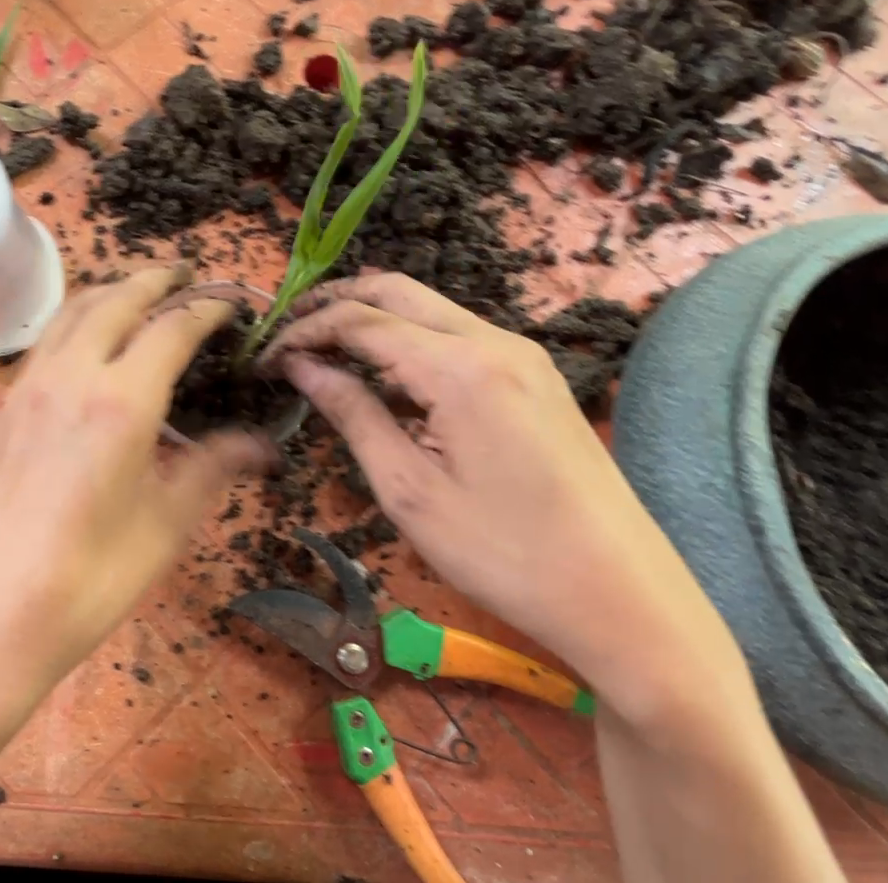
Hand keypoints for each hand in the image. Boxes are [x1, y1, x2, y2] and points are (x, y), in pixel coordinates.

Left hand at [0, 266, 274, 734]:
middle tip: (187, 277)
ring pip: (72, 312)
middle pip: (116, 300)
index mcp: (120, 401)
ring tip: (140, 293)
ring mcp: (27, 387)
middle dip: (156, 281)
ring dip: (111, 292)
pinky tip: (88, 343)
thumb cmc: (88, 578)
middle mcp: (69, 376)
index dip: (206, 309)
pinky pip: (46, 341)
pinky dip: (77, 321)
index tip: (230, 304)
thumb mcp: (164, 525)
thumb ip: (213, 468)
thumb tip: (263, 445)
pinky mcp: (3, 407)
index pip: (171, 327)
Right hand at [262, 272, 743, 722]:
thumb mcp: (409, 490)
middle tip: (287, 334)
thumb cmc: (503, 553)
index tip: (265, 358)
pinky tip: (383, 380)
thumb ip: (352, 414)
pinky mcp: (535, 379)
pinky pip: (457, 339)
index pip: (361, 321)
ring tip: (323, 356)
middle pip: (397, 291)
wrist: (622, 596)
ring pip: (429, 310)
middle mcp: (495, 342)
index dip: (305, 331)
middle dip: (335, 304)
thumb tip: (301, 367)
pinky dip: (408, 344)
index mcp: (460, 367)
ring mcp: (522, 357)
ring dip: (372, 321)